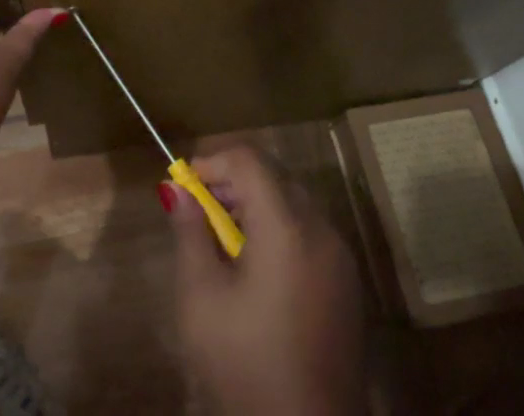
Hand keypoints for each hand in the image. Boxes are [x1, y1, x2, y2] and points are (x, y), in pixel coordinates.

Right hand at [167, 147, 365, 415]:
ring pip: (294, 202)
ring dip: (255, 203)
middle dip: (232, 181)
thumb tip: (177, 189)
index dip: (212, 161)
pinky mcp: (347, 282)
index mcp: (287, 227)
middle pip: (275, 176)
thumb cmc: (244, 362)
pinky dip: (279, 228)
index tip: (182, 186)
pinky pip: (310, 232)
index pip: (250, 159)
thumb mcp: (202, 297)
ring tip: (220, 240)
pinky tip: (255, 266)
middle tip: (197, 211)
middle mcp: (321, 230)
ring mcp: (340, 256)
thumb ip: (190, 233)